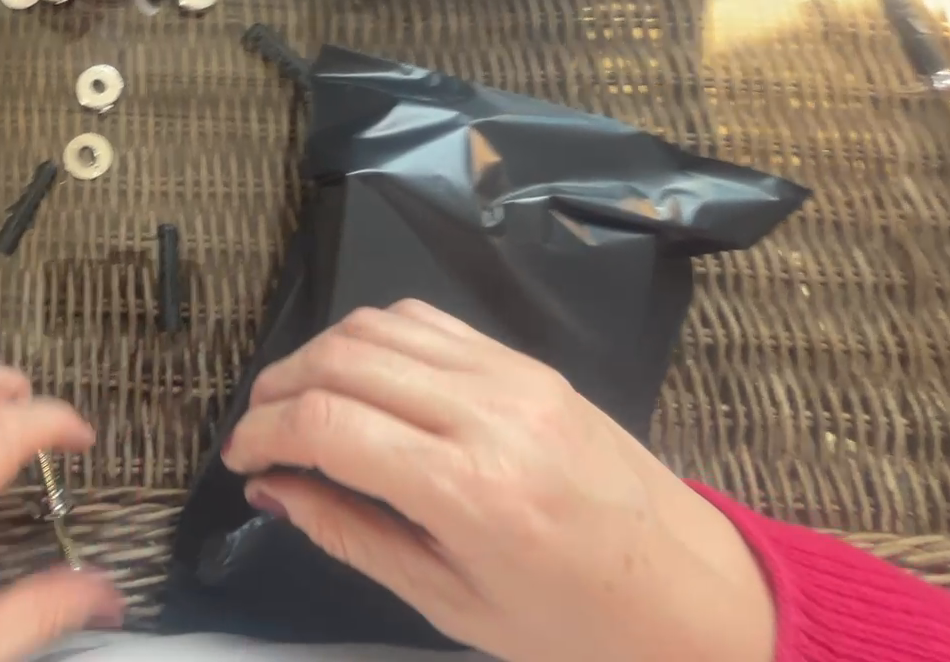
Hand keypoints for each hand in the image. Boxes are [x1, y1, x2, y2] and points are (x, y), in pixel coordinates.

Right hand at [222, 299, 773, 661]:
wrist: (710, 600)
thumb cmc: (578, 631)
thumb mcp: (451, 603)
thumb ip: (347, 533)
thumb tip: (269, 487)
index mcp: (473, 492)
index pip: (328, 426)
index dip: (263, 431)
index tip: (239, 456)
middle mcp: (486, 413)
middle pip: (337, 362)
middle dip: (274, 389)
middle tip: (258, 429)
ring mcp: (508, 373)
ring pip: (368, 329)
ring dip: (312, 357)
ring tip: (296, 399)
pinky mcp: (521, 357)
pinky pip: (416, 319)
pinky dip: (364, 337)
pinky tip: (356, 373)